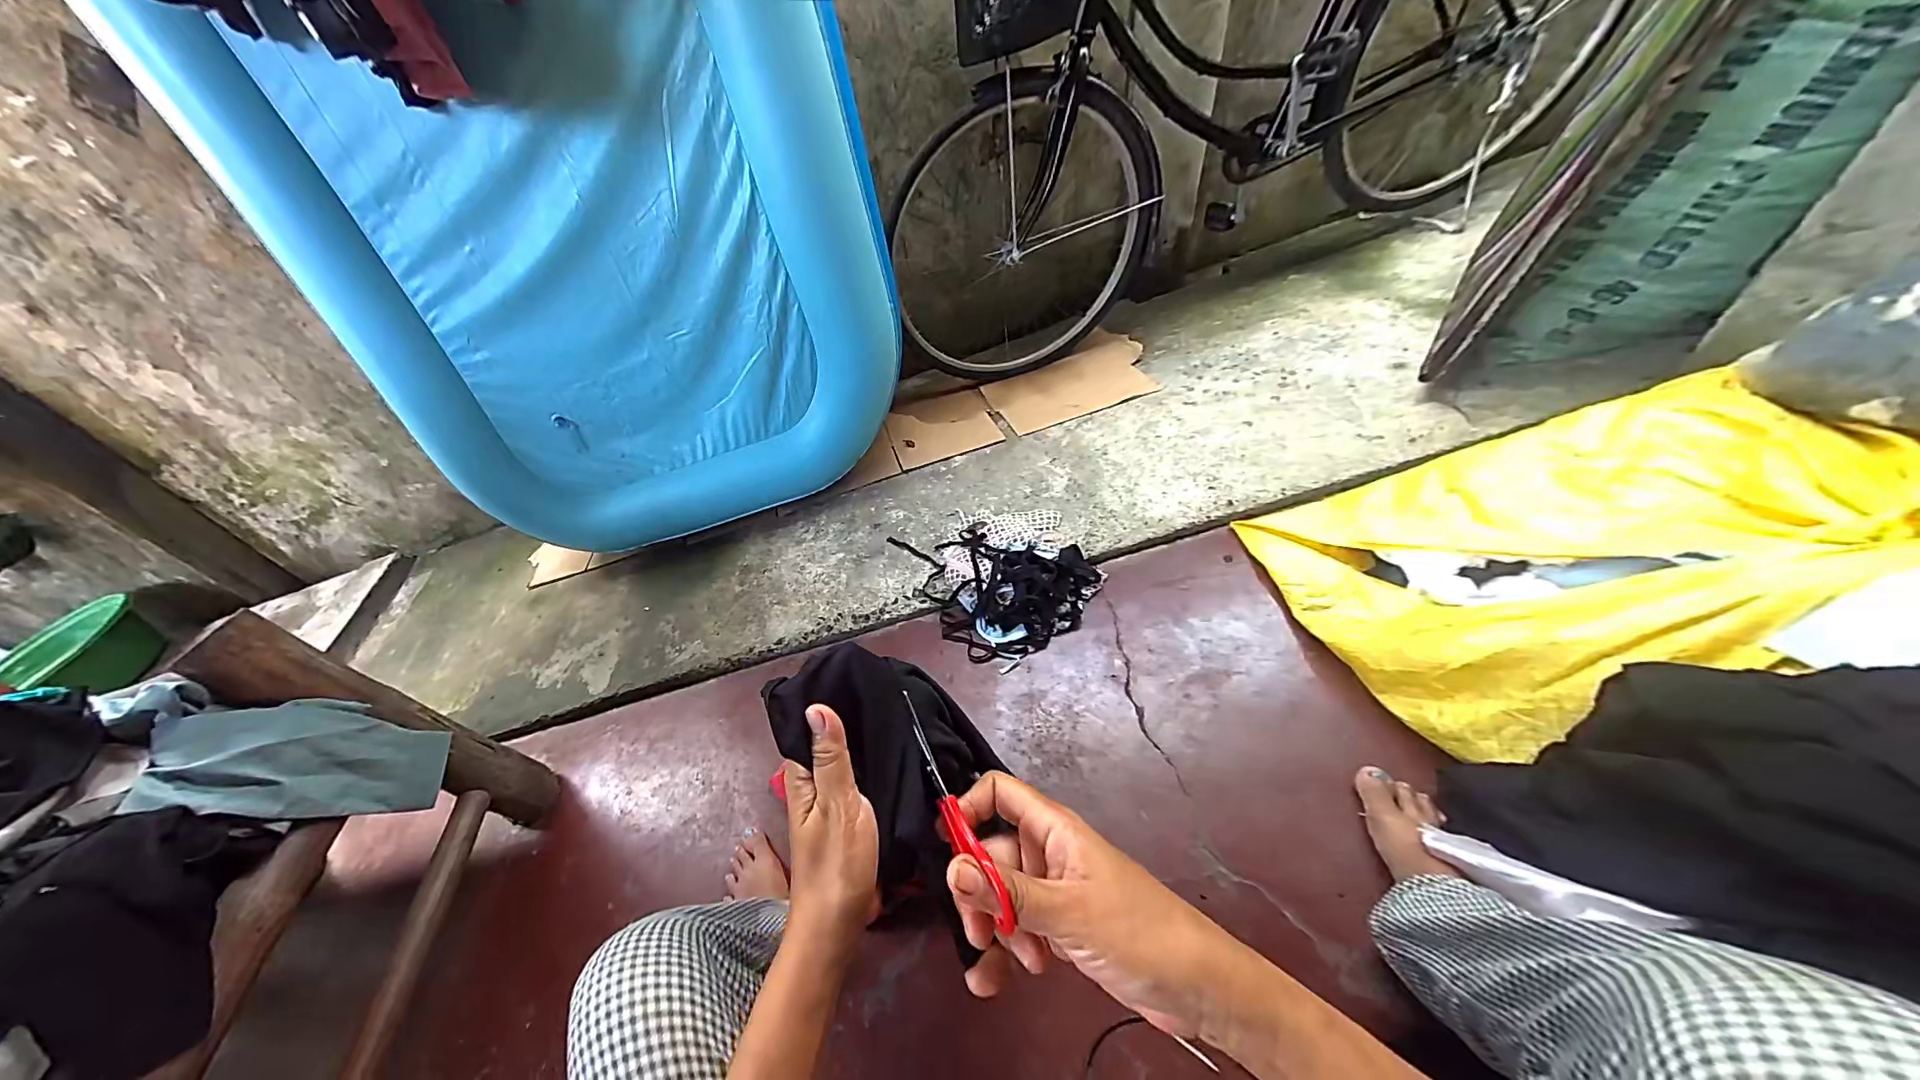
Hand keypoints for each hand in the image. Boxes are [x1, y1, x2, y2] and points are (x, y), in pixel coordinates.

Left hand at [782, 704, 879, 954]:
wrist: (838, 923)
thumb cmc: (837, 862)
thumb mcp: (837, 803)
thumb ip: (831, 757)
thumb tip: (815, 708)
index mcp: (801, 780)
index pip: (806, 732)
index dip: (822, 707)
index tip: (847, 679)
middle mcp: (810, 788)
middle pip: (823, 746)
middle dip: (842, 722)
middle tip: (875, 694)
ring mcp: (826, 806)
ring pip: (839, 764)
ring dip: (855, 746)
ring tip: (884, 719)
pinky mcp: (843, 820)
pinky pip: (852, 782)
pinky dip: (864, 768)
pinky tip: (884, 761)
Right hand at [946, 772, 1263, 1038]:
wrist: (1197, 986)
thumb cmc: (1143, 932)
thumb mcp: (1069, 912)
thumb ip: (1009, 891)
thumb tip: (956, 868)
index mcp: (1055, 830)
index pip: (1001, 794)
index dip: (969, 808)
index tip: (947, 844)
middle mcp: (1050, 854)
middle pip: (991, 852)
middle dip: (979, 889)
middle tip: (980, 926)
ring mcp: (1054, 891)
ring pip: (1001, 895)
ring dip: (996, 927)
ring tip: (1015, 957)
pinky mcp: (1059, 925)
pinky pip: (1017, 928)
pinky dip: (1005, 951)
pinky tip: (999, 978)